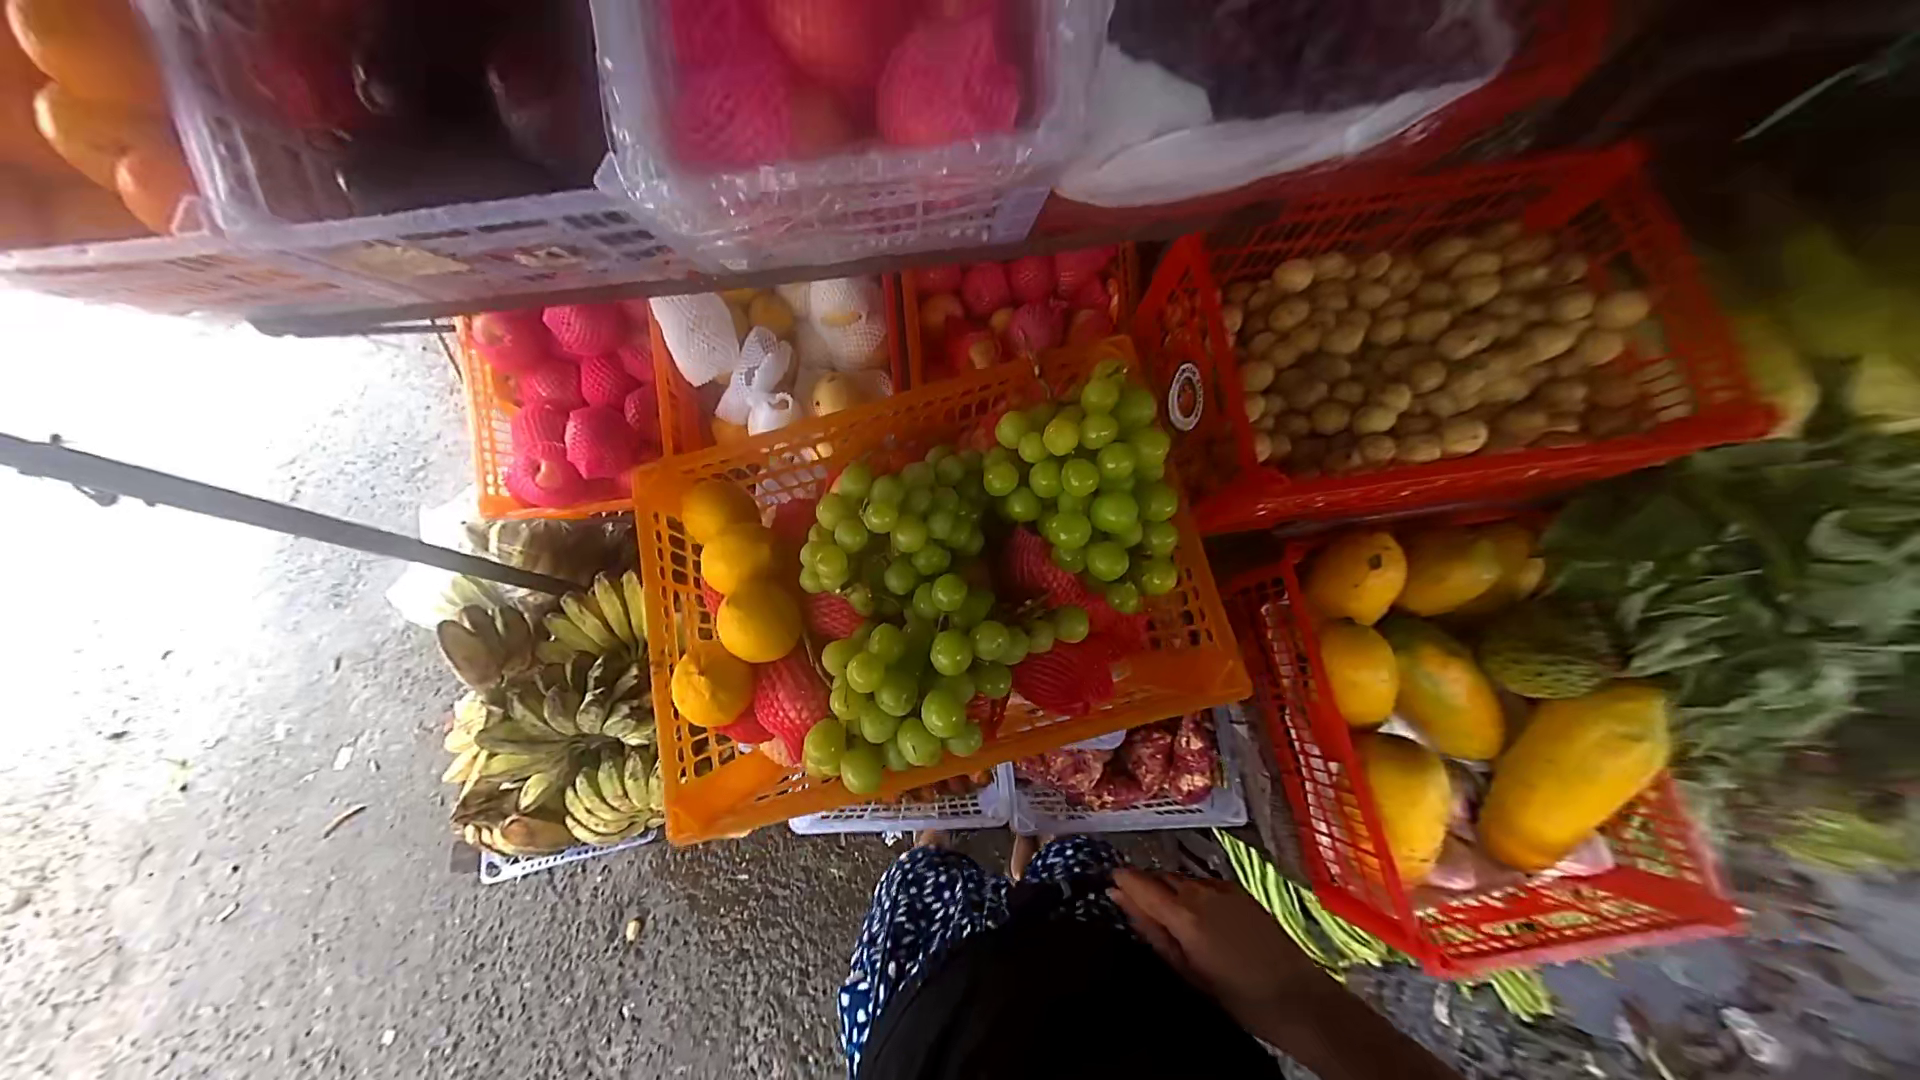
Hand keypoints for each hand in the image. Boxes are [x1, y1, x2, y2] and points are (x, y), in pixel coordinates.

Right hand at [1108, 868, 1323, 1029]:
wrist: (1301, 1000)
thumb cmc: (1238, 997)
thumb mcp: (1186, 970)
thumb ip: (1150, 929)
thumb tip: (1116, 896)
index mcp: (1181, 913)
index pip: (1138, 881)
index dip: (1122, 881)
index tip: (1112, 886)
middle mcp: (1198, 889)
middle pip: (1159, 876)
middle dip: (1147, 888)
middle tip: (1146, 915)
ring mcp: (1221, 886)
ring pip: (1181, 878)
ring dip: (1171, 890)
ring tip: (1176, 921)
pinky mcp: (1240, 888)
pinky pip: (1203, 882)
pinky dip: (1194, 892)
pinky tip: (1204, 918)